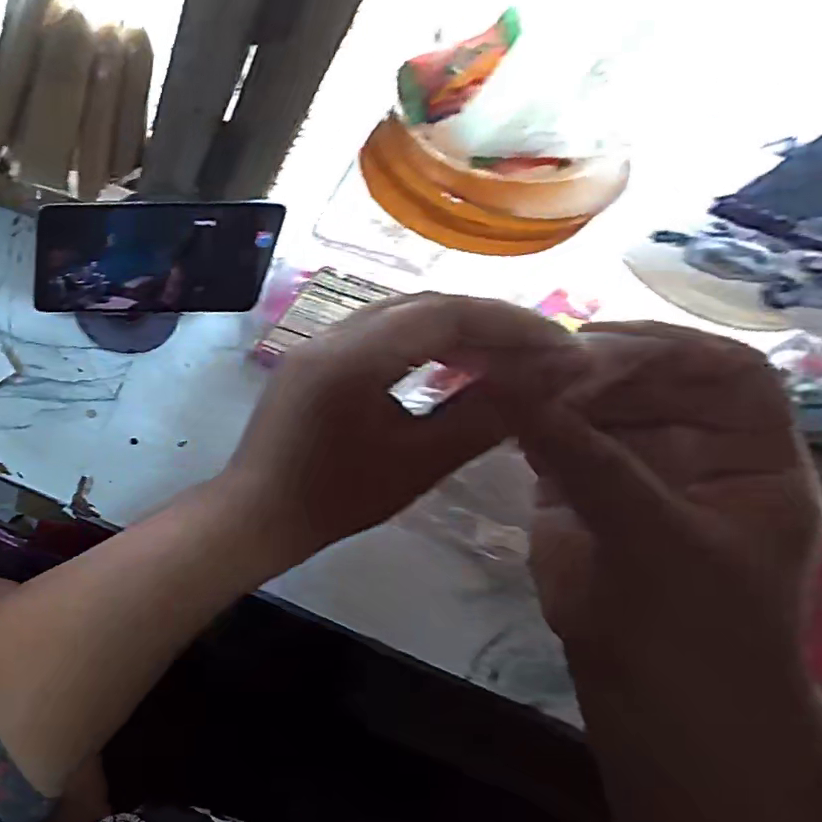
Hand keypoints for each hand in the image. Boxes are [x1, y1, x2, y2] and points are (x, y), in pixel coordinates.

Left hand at [228, 292, 579, 562]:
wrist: (255, 515)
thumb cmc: (334, 496)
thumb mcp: (422, 458)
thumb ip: (491, 410)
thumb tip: (560, 373)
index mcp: (351, 356)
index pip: (447, 313)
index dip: (515, 325)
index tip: (566, 350)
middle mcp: (326, 339)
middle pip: (420, 307)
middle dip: (486, 324)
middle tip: (541, 355)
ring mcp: (308, 350)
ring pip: (392, 318)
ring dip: (449, 332)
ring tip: (501, 363)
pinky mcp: (302, 367)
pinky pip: (366, 338)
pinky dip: (411, 346)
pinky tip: (444, 372)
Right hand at [512, 323, 821, 685]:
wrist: (655, 686)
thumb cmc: (692, 618)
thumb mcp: (653, 536)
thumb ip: (587, 462)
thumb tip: (517, 393)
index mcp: (746, 453)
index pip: (722, 372)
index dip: (662, 347)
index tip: (582, 342)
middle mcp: (687, 451)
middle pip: (643, 383)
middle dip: (583, 368)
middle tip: (512, 363)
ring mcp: (625, 472)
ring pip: (586, 412)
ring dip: (541, 395)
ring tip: (489, 383)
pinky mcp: (570, 493)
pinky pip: (544, 444)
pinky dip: (515, 427)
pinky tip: (485, 417)